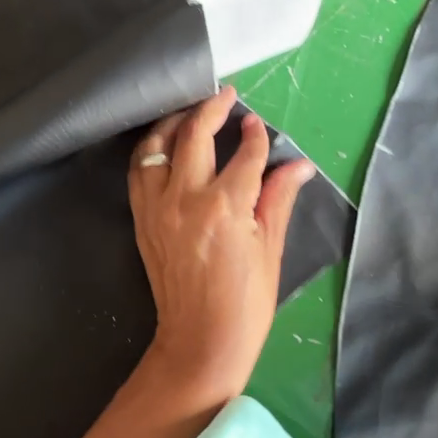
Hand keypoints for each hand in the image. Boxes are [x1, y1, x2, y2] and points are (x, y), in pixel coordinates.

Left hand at [128, 86, 316, 397]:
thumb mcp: (270, 249)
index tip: (258, 124)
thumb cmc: (246, 303)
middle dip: (213, 108)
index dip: (256, 135)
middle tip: (226, 95)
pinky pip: (139, 171)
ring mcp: (158, 207)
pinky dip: (151, 150)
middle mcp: (186, 197)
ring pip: (157, 145)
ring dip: (174, 122)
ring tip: (191, 111)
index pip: (245, 154)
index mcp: (226, 206)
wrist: (200, 342)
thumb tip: (299, 166)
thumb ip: (277, 198)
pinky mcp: (141, 218)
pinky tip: (164, 144)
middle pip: (195, 135)